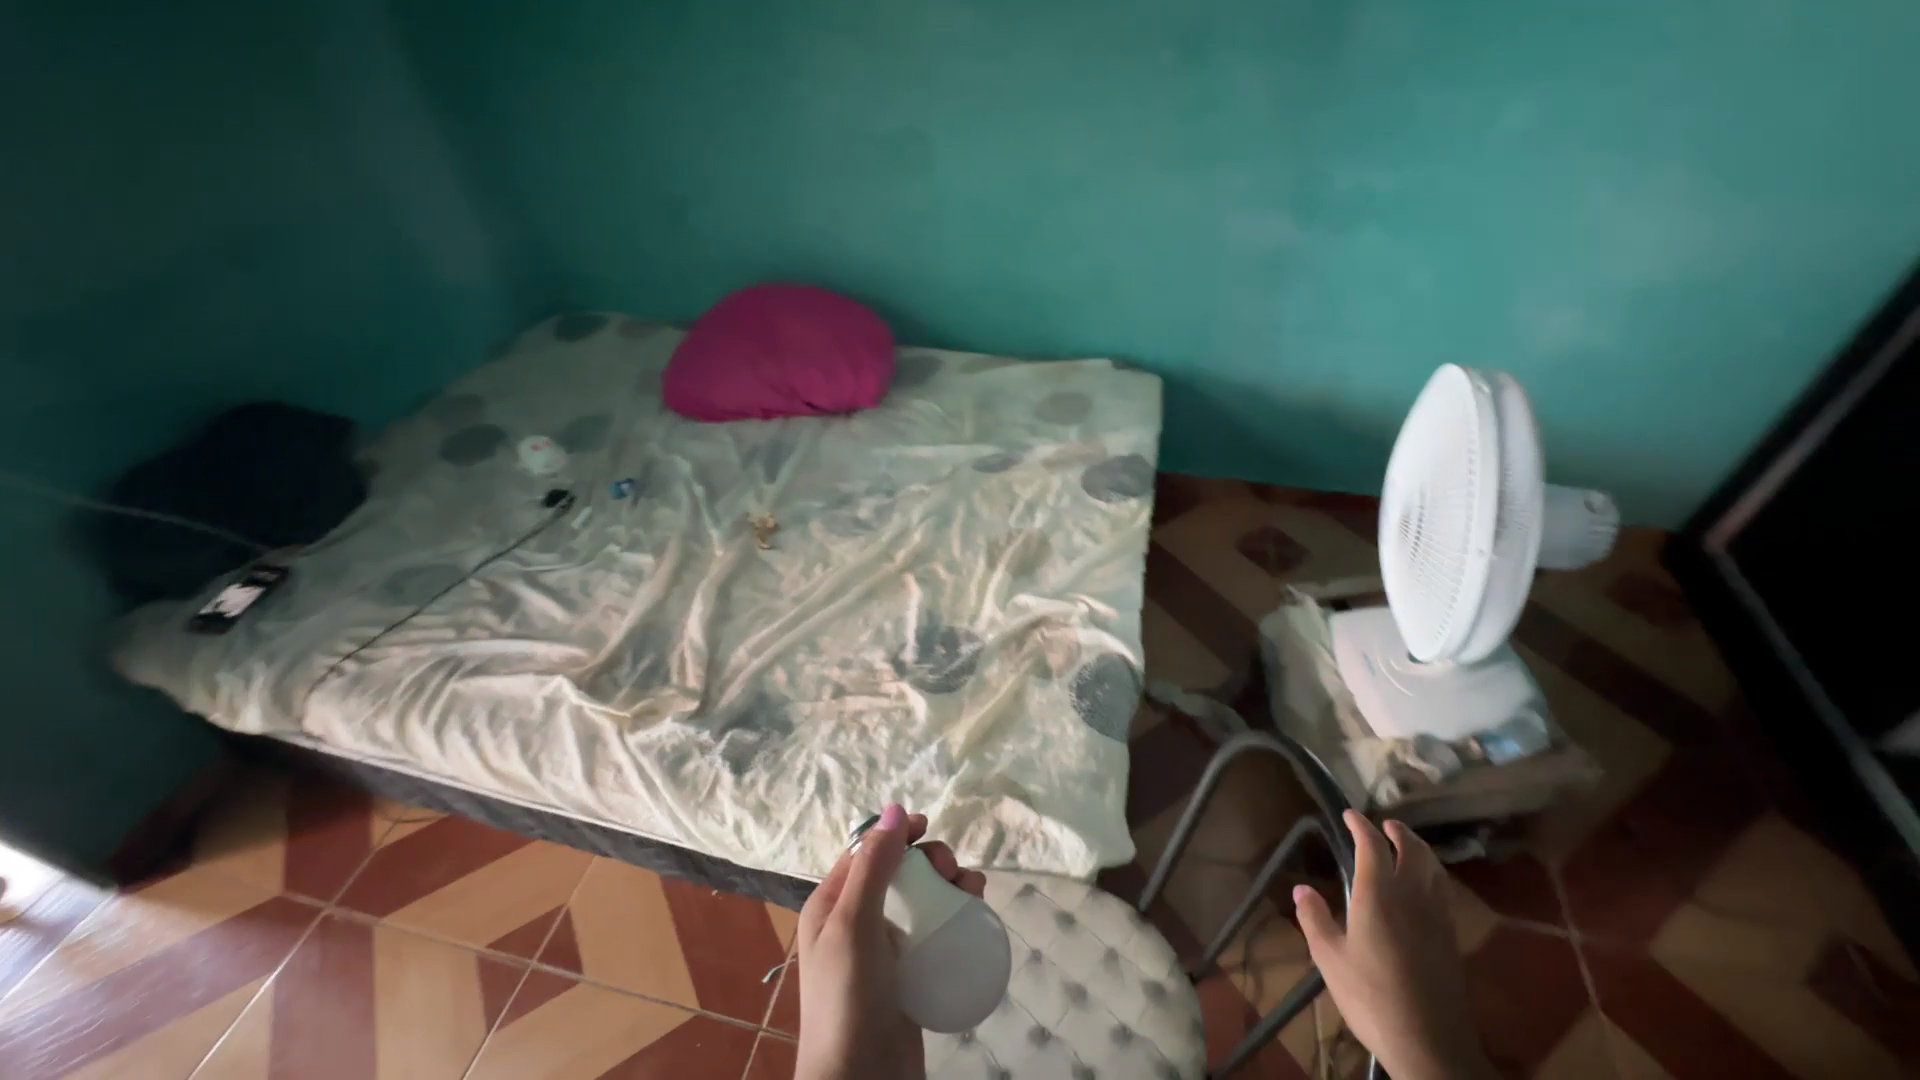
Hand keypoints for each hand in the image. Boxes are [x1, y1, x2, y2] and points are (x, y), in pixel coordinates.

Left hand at [795, 804, 987, 1079]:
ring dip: (949, 885)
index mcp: (831, 904)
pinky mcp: (910, 975)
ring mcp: (884, 951)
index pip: (865, 851)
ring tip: (974, 890)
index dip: (896, 833)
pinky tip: (973, 917)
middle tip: (952, 871)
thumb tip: (894, 807)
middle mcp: (855, 922)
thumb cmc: (848, 997)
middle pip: (898, 873)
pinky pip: (934, 934)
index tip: (928, 827)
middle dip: (928, 860)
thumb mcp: (853, 923)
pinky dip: (955, 918)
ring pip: (921, 901)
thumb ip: (873, 866)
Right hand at [1293, 811, 1495, 1079]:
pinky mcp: (1451, 937)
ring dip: (1419, 850)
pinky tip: (1423, 888)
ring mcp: (1437, 916)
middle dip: (1398, 832)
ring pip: (1434, 868)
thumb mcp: (1329, 959)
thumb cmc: (1371, 997)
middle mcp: (1412, 896)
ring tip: (1405, 848)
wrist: (1430, 1043)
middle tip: (1383, 825)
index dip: (1361, 825)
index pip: (1372, 845)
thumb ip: (1315, 919)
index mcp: (1378, 894)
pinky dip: (1432, 874)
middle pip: (1412, 849)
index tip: (1349, 815)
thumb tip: (1301, 890)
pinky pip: (1443, 890)